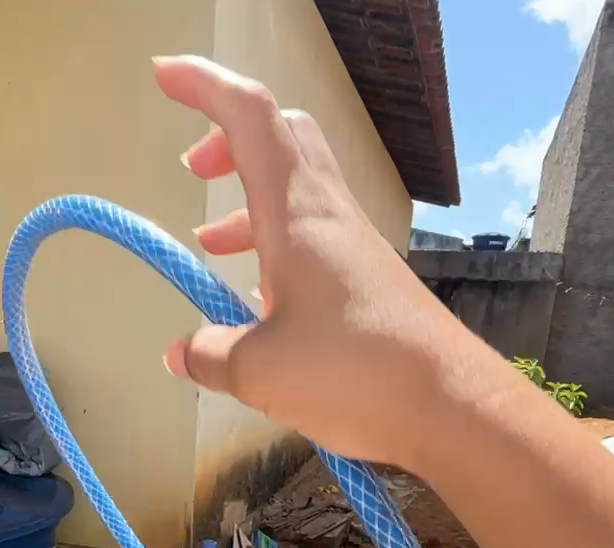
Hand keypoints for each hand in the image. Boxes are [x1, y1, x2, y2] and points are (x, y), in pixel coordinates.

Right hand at [152, 55, 520, 470]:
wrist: (448, 404)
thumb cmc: (350, 373)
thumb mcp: (258, 372)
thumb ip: (210, 355)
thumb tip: (180, 354)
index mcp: (297, 216)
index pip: (249, 118)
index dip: (203, 86)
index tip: (164, 77)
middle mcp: (330, 216)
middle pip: (283, 138)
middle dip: (230, 142)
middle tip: (197, 171)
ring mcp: (356, 246)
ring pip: (298, 191)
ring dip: (250, 202)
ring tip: (212, 246)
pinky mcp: (371, 280)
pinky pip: (317, 238)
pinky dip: (278, 247)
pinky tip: (262, 300)